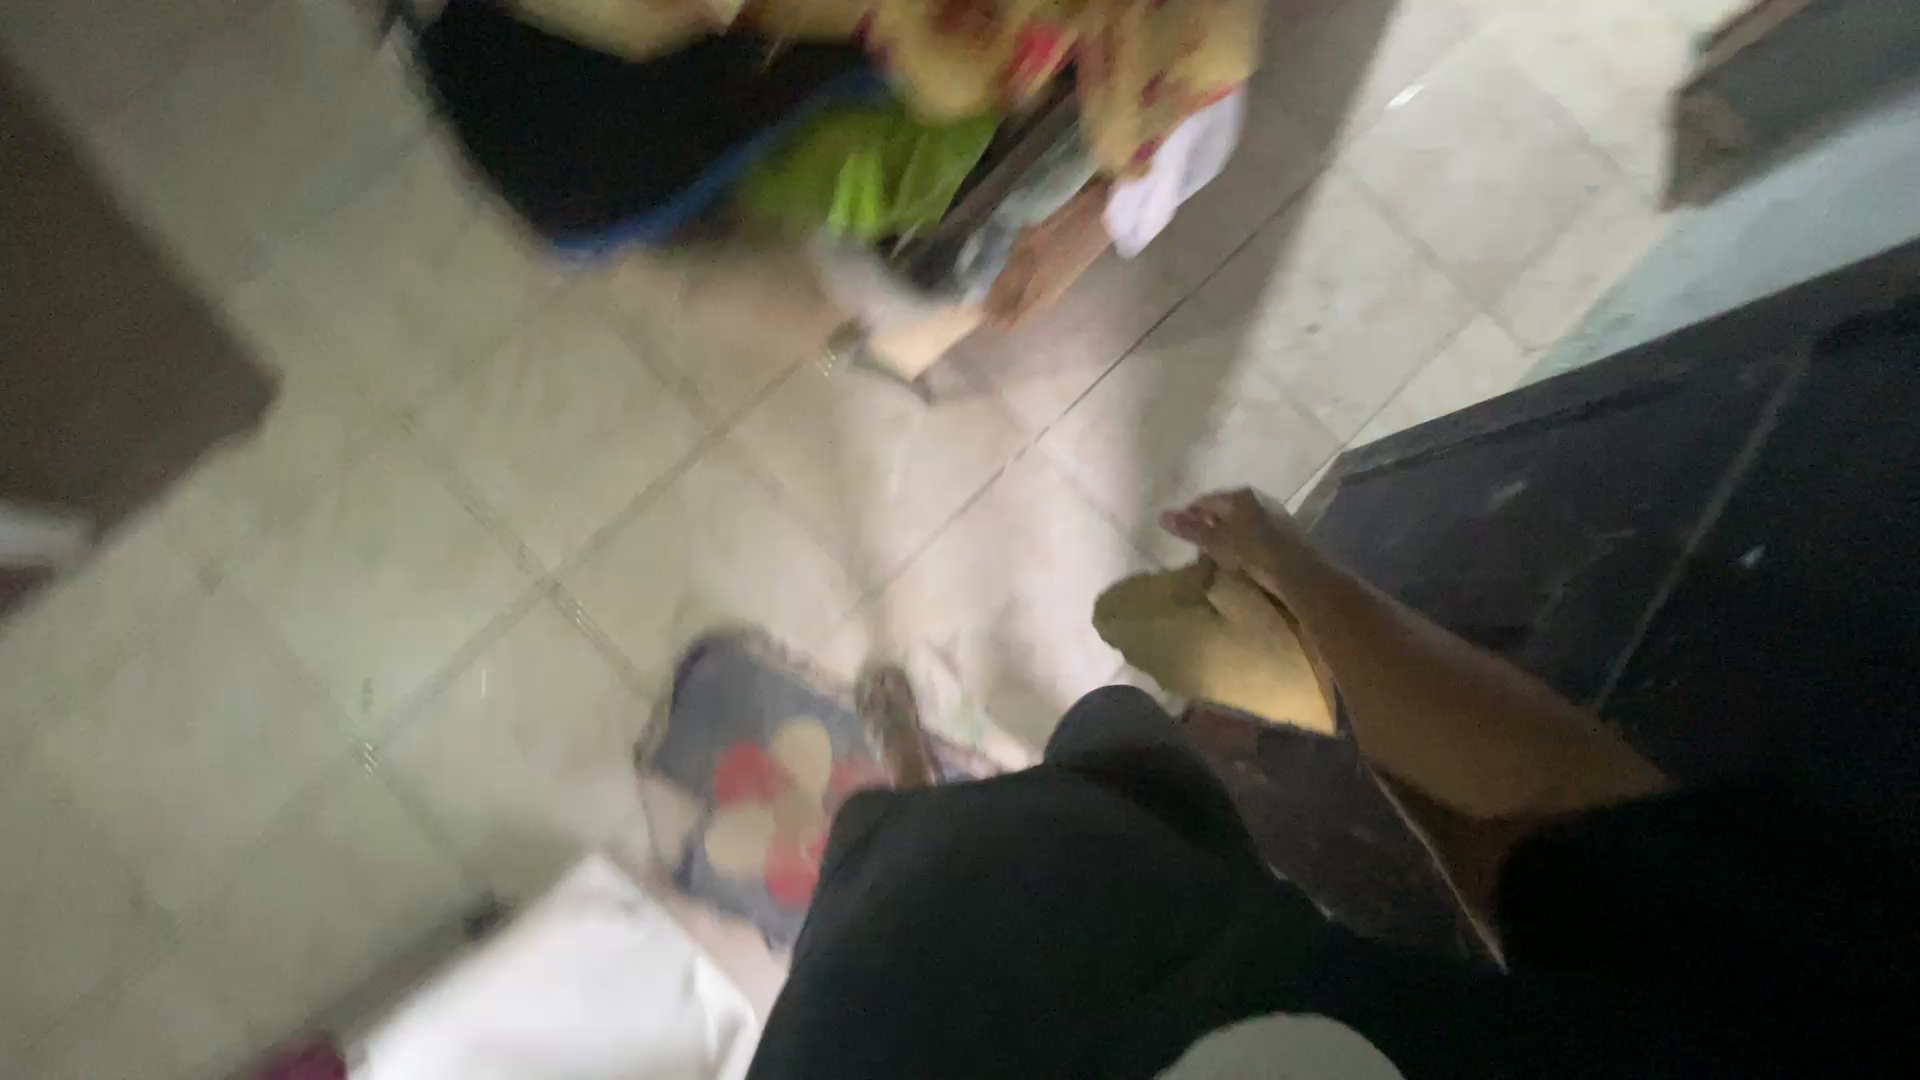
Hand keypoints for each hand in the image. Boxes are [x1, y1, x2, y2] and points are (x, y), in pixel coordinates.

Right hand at [1159, 488, 1310, 580]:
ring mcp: (1272, 512)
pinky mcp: (1283, 528)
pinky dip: (1240, 537)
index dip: (1188, 515)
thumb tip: (1161, 515)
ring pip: (1238, 518)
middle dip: (1207, 522)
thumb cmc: (1255, 555)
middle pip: (1222, 507)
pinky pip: (1252, 527)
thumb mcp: (1217, 543)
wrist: (1302, 575)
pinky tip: (1237, 553)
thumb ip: (1190, 529)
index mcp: (1239, 496)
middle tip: (1194, 542)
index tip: (1179, 532)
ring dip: (1224, 530)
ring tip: (1214, 550)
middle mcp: (1256, 497)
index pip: (1204, 500)